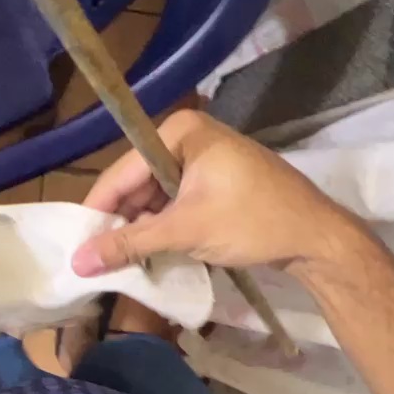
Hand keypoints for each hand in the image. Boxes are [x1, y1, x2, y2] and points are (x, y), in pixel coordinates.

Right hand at [70, 110, 367, 277]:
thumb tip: (78, 262)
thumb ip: (128, 244)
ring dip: (140, 228)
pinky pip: (173, 201)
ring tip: (120, 261)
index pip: (122, 172)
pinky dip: (161, 226)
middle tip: (97, 259)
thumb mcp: (184, 232)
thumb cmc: (252, 223)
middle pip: (136, 183)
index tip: (75, 245)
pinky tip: (149, 251)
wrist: (317, 238)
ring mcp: (203, 158)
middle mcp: (187, 136)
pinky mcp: (214, 180)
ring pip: (153, 195)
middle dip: (120, 220)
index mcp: (179, 131)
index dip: (98, 211)